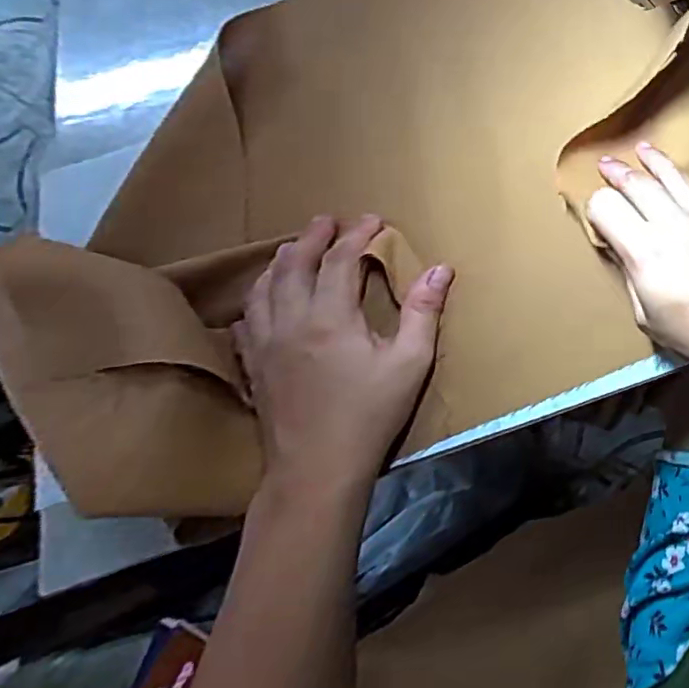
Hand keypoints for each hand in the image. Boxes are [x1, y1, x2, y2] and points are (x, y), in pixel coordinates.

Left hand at [233, 215, 453, 489]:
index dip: (356, 237)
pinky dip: (259, 296)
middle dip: (312, 239)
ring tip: (294, 247)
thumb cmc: (371, 412)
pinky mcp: (254, 366)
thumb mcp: (411, 362)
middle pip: (294, 267)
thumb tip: (440, 269)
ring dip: (282, 262)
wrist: (316, 467)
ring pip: (264, 289)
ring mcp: (265, 345)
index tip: (373, 220)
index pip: (340, 262)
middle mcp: (290, 324)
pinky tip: (264, 298)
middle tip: (328, 220)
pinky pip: (249, 319)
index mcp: (330, 319)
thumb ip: (423, 311)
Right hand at [586, 143, 688, 393]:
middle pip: (639, 185)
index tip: (598, 217)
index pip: (607, 207)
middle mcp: (674, 225)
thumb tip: (623, 251)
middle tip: (606, 165)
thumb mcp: (647, 315)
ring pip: (677, 178)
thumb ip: (631, 275)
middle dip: (618, 173)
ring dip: (657, 161)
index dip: (597, 209)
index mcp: (645, 250)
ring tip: (644, 149)